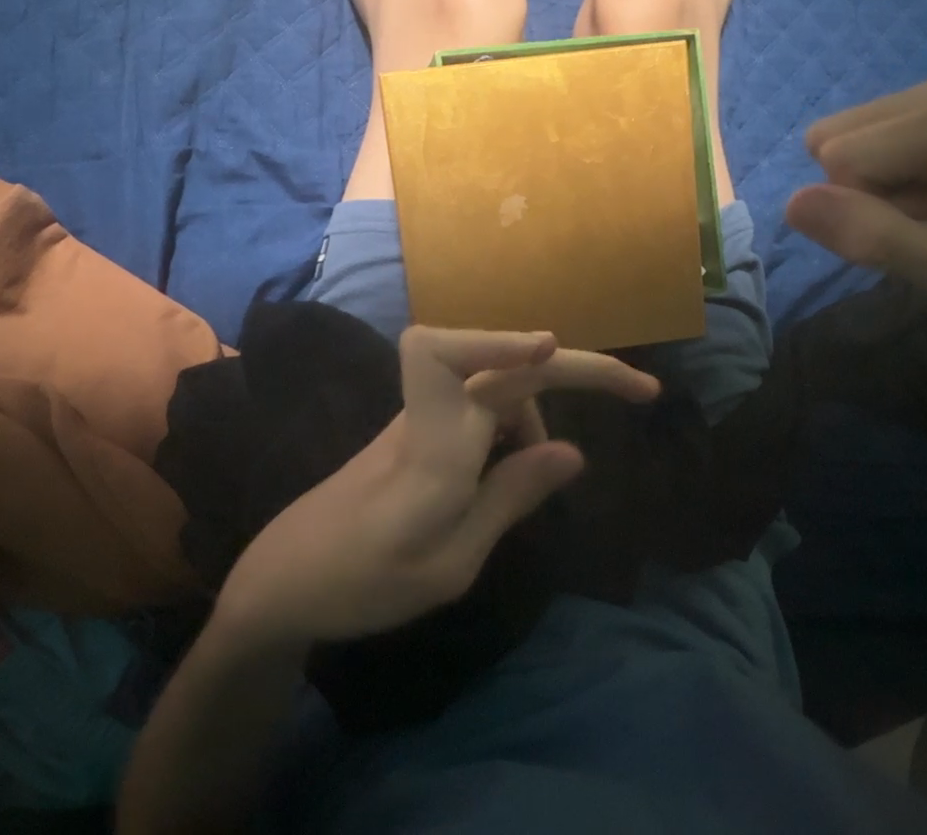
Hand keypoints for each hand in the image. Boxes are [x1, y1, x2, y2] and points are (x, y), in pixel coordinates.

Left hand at [210, 327, 659, 647]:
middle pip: (498, 363)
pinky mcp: (415, 434)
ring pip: (495, 386)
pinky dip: (515, 428)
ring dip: (538, 411)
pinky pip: (478, 408)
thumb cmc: (360, 585)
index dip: (497, 341)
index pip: (443, 359)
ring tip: (549, 471)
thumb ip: (508, 499)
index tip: (550, 348)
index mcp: (431, 450)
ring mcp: (417, 421)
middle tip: (643, 393)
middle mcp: (425, 419)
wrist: (283, 584)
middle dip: (576, 368)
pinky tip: (517, 471)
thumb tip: (573, 449)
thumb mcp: (449, 564)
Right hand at [785, 71, 926, 330]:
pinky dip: (882, 177)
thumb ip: (876, 238)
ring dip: (871, 188)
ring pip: (837, 139)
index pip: (842, 160)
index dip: (865, 211)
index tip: (926, 233)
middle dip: (862, 193)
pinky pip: (857, 137)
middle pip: (834, 140)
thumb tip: (792, 204)